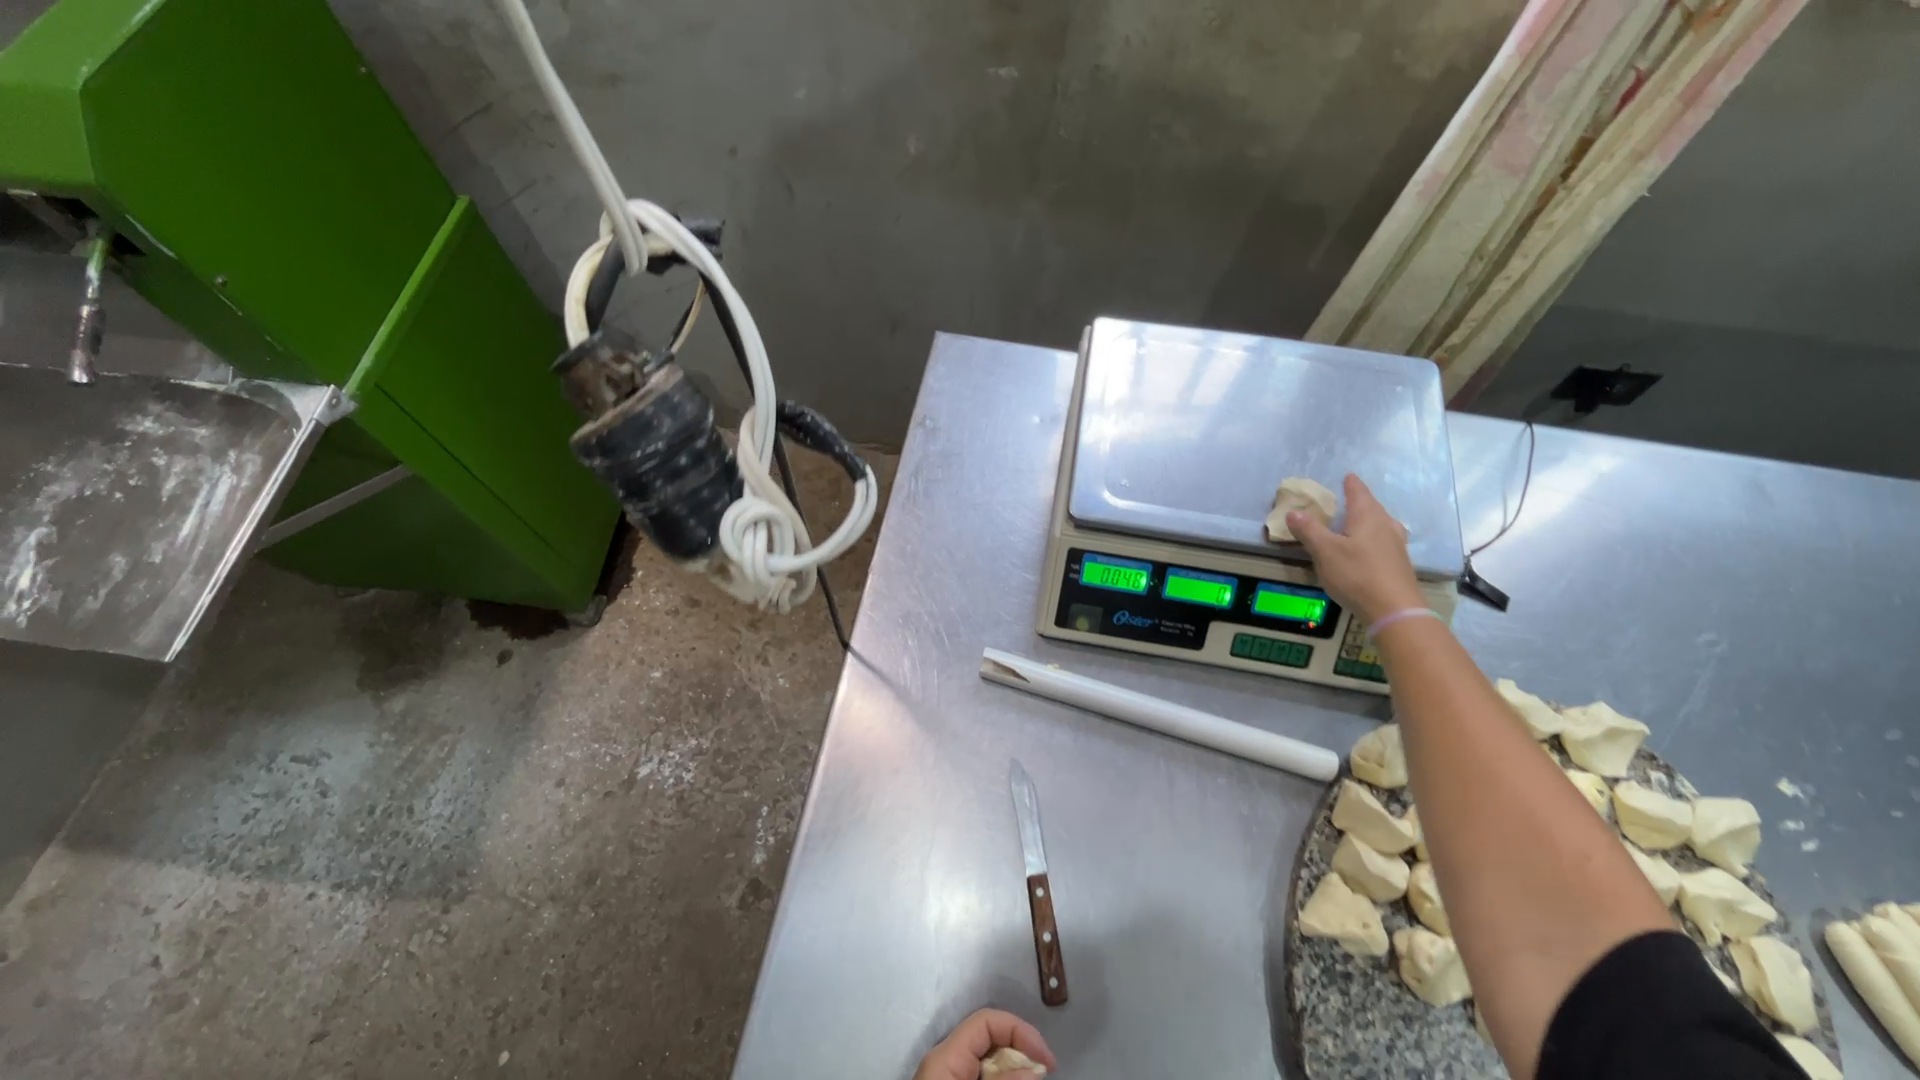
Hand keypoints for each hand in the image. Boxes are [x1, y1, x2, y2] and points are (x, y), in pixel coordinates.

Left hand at [911, 1009, 1057, 1079]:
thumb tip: (1036, 1069)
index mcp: (945, 1053)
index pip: (988, 1020)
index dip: (1021, 1031)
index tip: (1047, 1059)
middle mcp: (944, 1058)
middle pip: (990, 1038)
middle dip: (1020, 1050)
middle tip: (1044, 1071)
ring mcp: (946, 1073)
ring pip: (987, 1058)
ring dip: (1013, 1066)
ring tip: (1032, 1076)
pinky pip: (980, 1073)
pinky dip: (1001, 1077)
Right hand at [1287, 473, 1425, 624]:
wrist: (1395, 609)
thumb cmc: (1357, 574)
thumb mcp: (1325, 552)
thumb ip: (1309, 531)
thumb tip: (1293, 512)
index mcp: (1367, 516)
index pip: (1358, 492)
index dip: (1351, 484)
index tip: (1347, 476)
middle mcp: (1385, 525)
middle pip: (1373, 507)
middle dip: (1360, 501)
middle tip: (1348, 499)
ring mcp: (1396, 545)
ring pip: (1382, 524)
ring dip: (1370, 520)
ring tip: (1359, 523)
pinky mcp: (1399, 563)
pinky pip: (1385, 542)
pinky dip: (1374, 539)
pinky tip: (1370, 549)